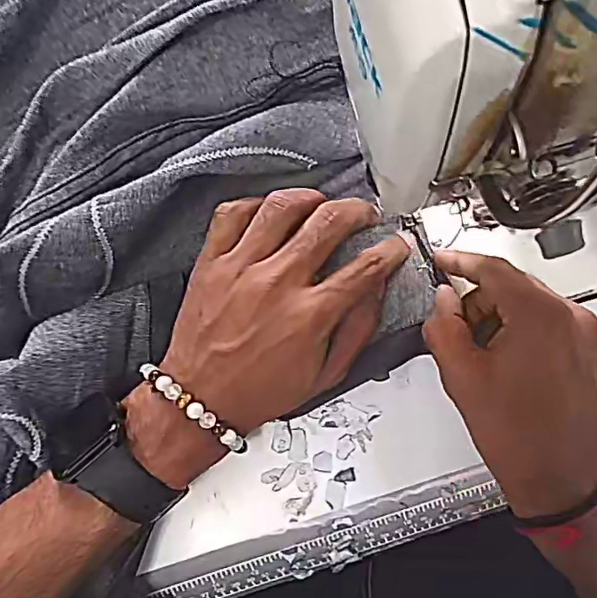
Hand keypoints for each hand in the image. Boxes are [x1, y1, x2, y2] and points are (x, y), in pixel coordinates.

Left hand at [125, 189, 410, 487]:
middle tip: (364, 214)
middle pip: (329, 222)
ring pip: (282, 207)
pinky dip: (257, 203)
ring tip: (322, 203)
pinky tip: (271, 211)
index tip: (394, 244)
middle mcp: (276, 284)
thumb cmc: (259, 391)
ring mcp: (241, 269)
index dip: (389, 249)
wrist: (202, 399)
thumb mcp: (325, 374)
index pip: (365, 266)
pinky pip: (233, 213)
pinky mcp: (212, 263)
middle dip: (358, 210)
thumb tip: (377, 291)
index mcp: (309, 315)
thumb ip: (357, 330)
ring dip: (312, 197)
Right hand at [422, 250, 596, 518]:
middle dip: (478, 304)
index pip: (494, 269)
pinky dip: (518, 333)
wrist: (557, 477)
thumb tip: (443, 301)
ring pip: (527, 304)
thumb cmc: (521, 438)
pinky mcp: (585, 350)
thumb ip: (444, 327)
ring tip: (482, 362)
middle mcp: (570, 317)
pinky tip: (502, 366)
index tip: (442, 260)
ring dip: (497, 321)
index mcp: (542, 315)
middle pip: (511, 285)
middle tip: (454, 331)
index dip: (460, 262)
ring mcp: (582, 334)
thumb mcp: (462, 377)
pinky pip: (544, 323)